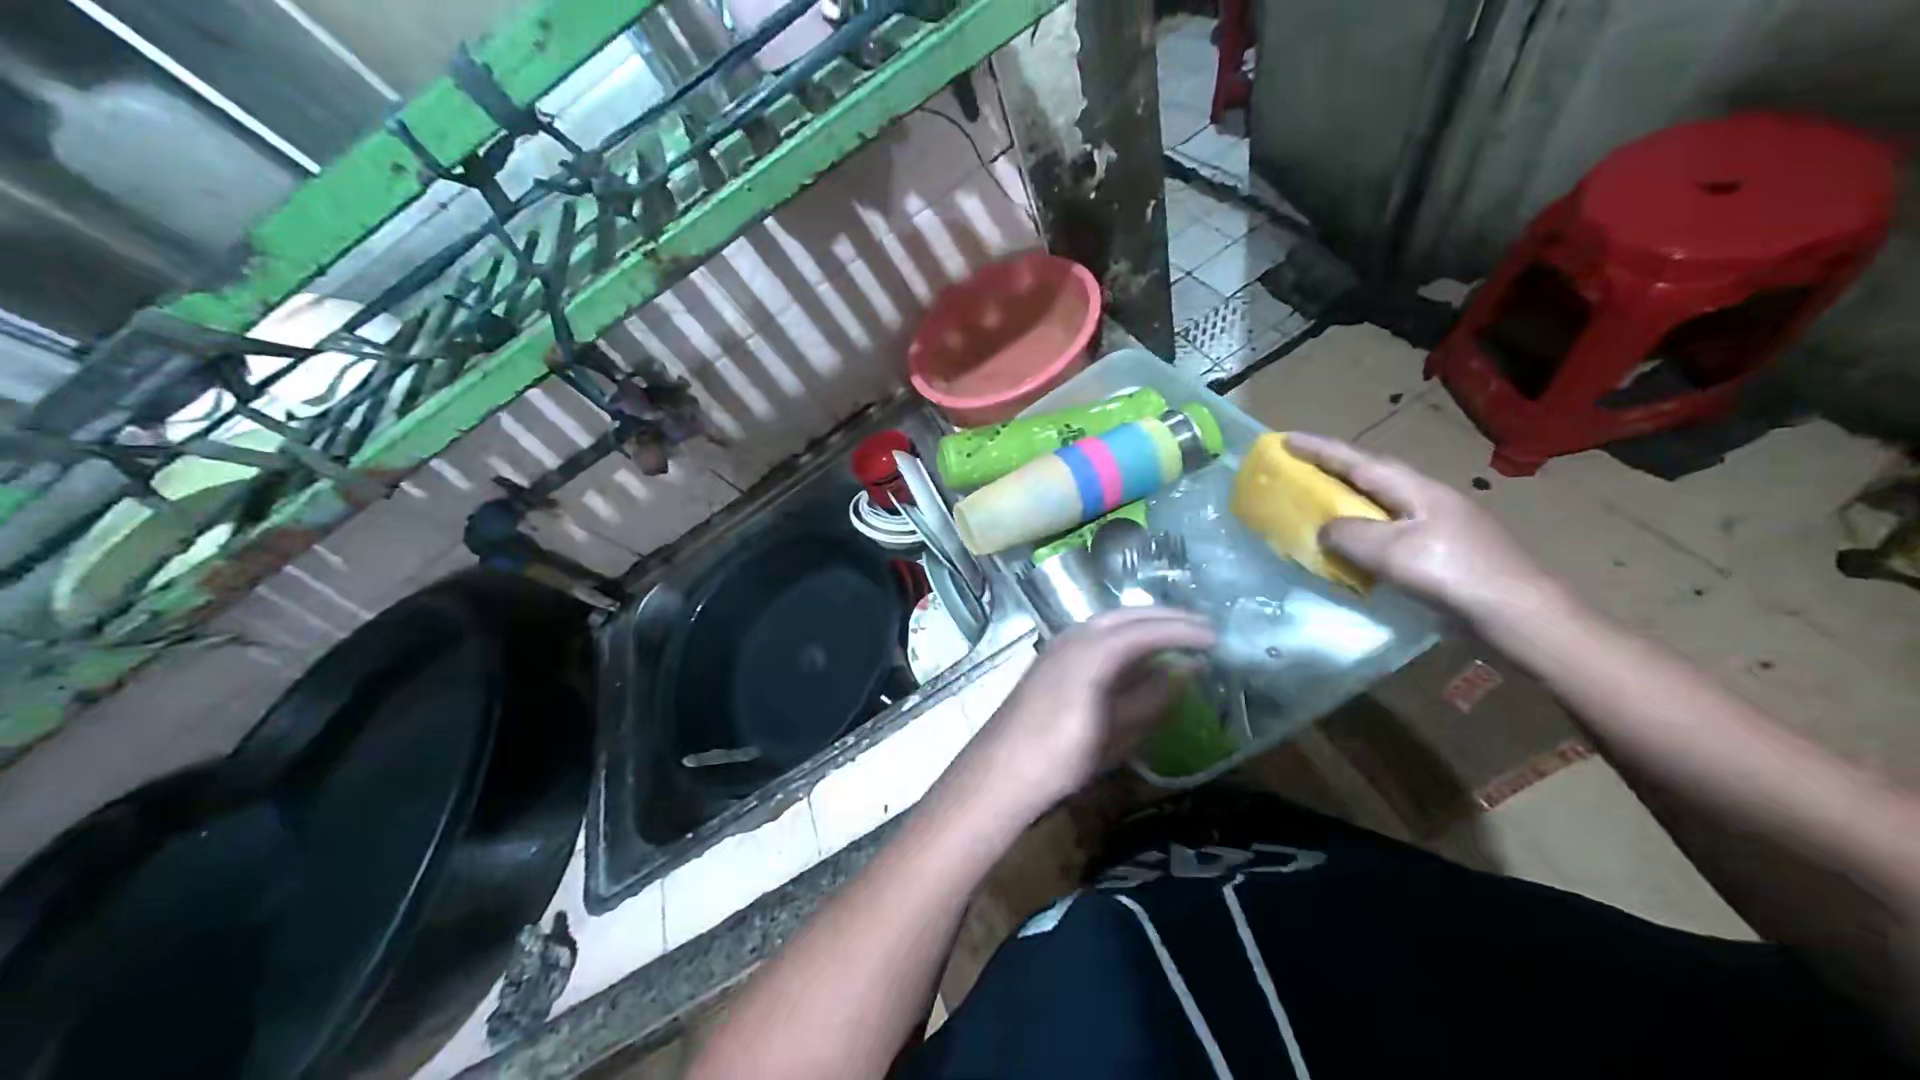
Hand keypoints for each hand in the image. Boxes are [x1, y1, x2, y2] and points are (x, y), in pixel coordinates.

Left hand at [949, 609, 1215, 823]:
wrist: (999, 773)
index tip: (1215, 637)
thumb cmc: (1060, 757)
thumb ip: (1152, 695)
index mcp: (1091, 651)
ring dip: (1141, 624)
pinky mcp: (1048, 660)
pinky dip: (1120, 637)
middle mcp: (1073, 637)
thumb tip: (1188, 667)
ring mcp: (1056, 646)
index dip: (1183, 631)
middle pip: (1126, 616)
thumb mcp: (1116, 732)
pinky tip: (1133, 654)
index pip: (1146, 630)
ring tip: (1174, 636)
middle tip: (1200, 628)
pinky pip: (1092, 636)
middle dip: (1164, 618)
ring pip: (1107, 622)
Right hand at [1285, 432, 1566, 621]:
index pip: (1358, 461)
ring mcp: (1440, 526)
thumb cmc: (1453, 575)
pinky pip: (1390, 533)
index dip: (1319, 450)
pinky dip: (1364, 533)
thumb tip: (1327, 529)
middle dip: (1333, 471)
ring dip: (1348, 503)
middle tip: (1298, 471)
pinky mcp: (1445, 553)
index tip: (1285, 440)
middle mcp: (1428, 500)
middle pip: (1372, 478)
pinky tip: (1354, 549)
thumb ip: (1348, 534)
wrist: (1521, 615)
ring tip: (1319, 508)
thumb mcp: (1389, 552)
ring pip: (1382, 506)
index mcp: (1416, 490)